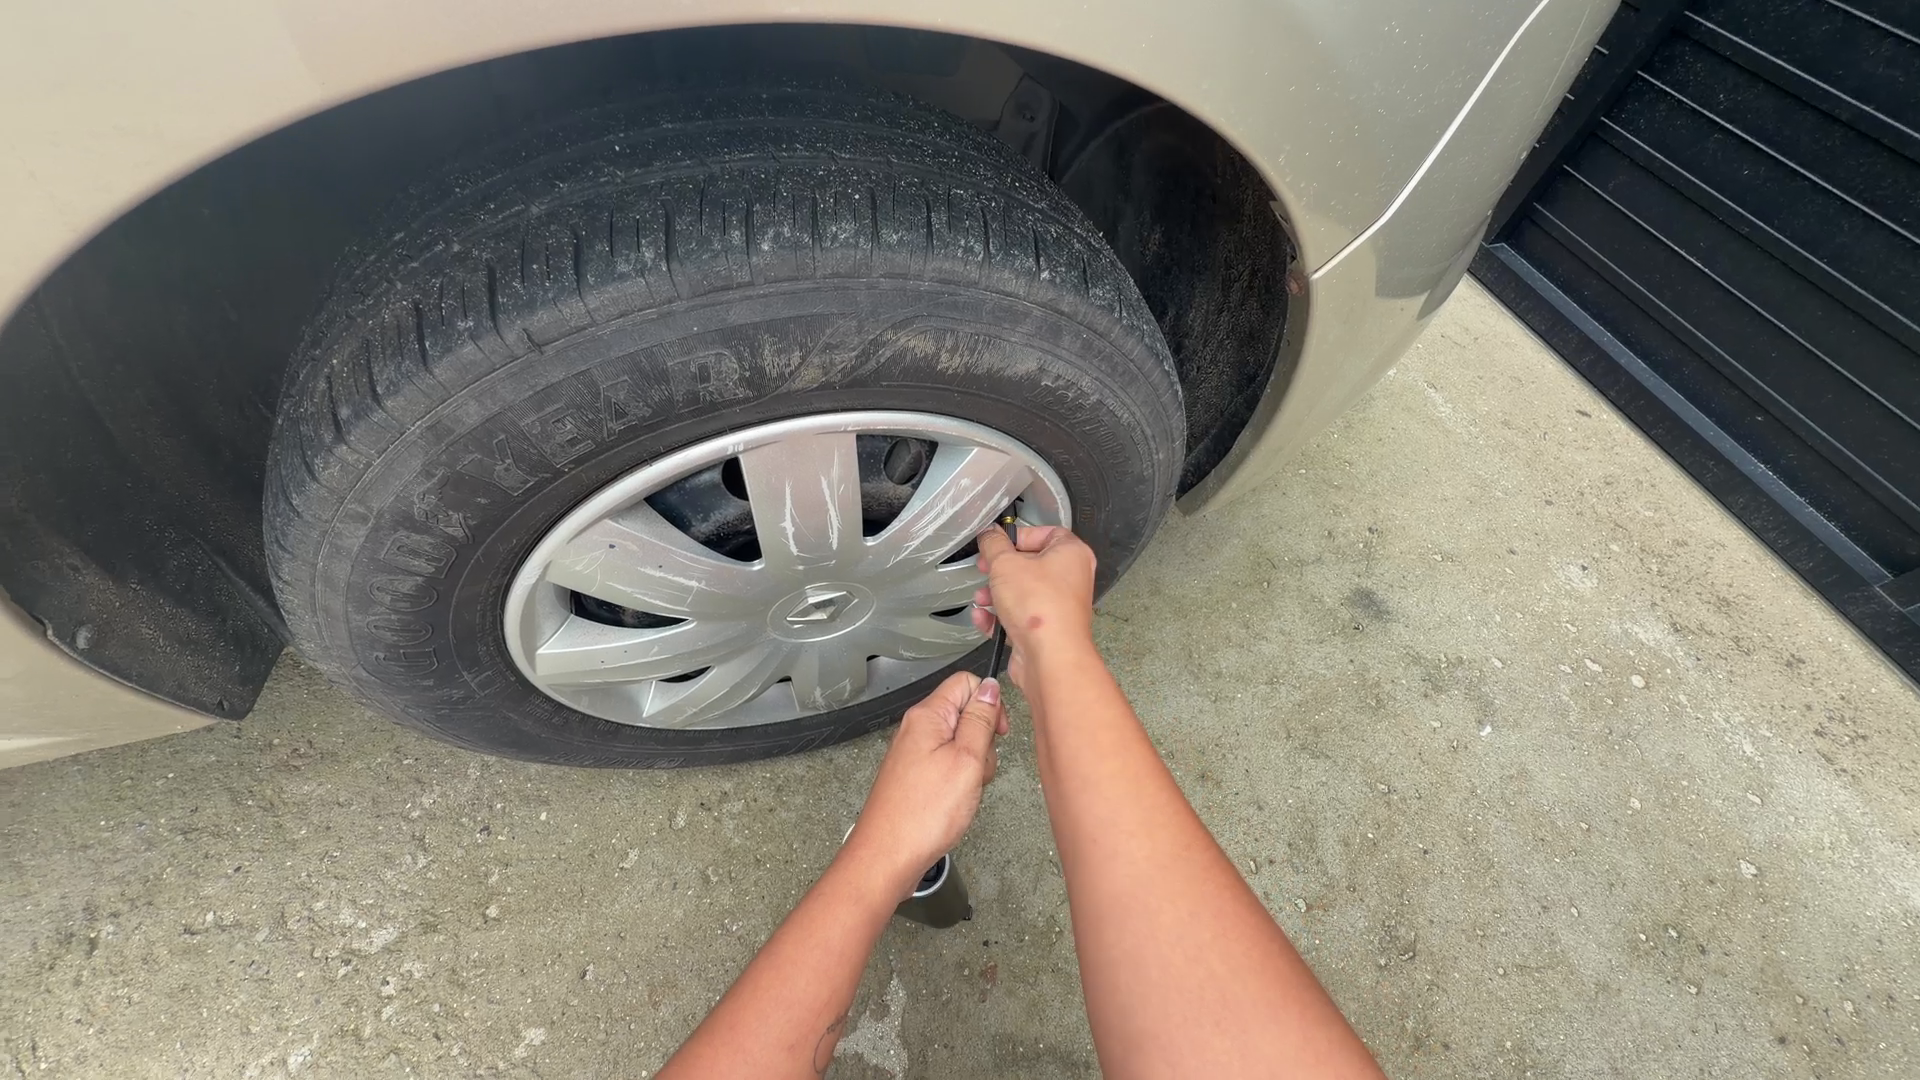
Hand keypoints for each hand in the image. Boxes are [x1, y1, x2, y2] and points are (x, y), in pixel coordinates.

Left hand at [846, 672, 1005, 897]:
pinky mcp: (915, 774)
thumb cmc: (923, 813)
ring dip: (973, 765)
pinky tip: (954, 802)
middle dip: (983, 741)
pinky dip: (959, 780)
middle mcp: (917, 728)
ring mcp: (915, 752)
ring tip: (963, 791)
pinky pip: (948, 763)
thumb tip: (990, 687)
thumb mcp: (966, 760)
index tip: (998, 732)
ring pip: (960, 742)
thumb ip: (980, 720)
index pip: (966, 683)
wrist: (888, 857)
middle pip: (965, 713)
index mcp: (927, 716)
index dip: (989, 703)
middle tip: (976, 769)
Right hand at [970, 525, 1097, 687]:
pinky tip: (984, 618)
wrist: (1049, 657)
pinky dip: (1000, 616)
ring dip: (996, 594)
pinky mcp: (1046, 629)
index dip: (1019, 536)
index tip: (997, 542)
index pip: (1046, 533)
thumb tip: (989, 534)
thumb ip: (993, 544)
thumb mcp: (1005, 564)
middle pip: (1030, 564)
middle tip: (984, 568)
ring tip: (982, 598)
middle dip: (1000, 569)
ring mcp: (1059, 606)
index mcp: (1072, 554)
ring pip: (1022, 592)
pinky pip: (1020, 616)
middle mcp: (1070, 579)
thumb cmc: (1039, 606)